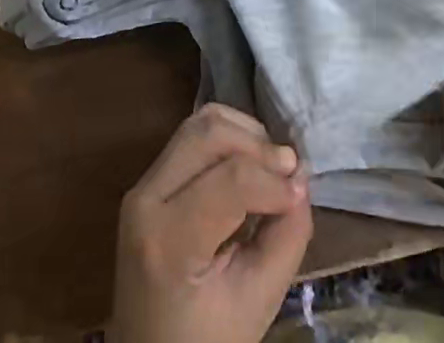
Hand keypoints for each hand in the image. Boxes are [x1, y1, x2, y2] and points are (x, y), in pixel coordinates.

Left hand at [112, 104, 311, 342]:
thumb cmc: (206, 338)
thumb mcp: (258, 300)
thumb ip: (286, 238)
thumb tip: (300, 180)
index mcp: (167, 242)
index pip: (229, 181)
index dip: (274, 182)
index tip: (301, 198)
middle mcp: (145, 199)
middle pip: (209, 134)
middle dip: (259, 145)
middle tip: (289, 173)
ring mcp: (142, 184)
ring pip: (199, 123)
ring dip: (244, 134)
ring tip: (270, 168)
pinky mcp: (150, 178)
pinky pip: (192, 136)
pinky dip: (229, 137)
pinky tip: (249, 165)